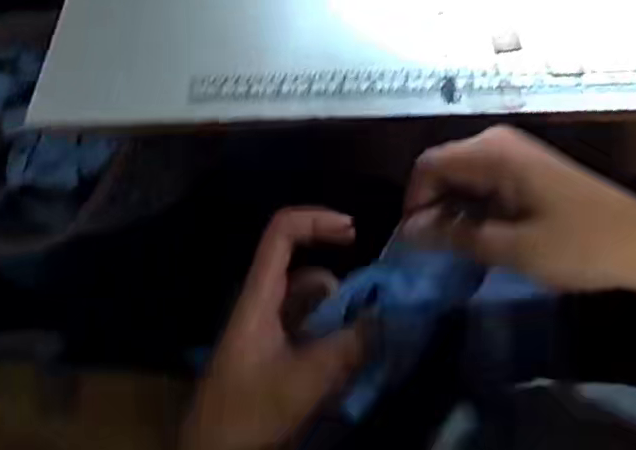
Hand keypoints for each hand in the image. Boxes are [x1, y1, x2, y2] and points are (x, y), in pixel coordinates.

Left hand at [181, 208, 366, 449]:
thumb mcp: (305, 382)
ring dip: (338, 315)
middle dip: (341, 283)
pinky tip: (346, 366)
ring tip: (360, 346)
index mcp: (260, 295)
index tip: (353, 232)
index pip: (283, 230)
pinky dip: (330, 337)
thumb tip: (388, 316)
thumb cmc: (247, 417)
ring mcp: (265, 331)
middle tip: (368, 307)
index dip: (318, 219)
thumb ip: (350, 346)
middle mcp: (262, 304)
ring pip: (309, 302)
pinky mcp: (270, 357)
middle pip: (305, 267)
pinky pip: (308, 330)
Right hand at [403, 125, 635, 309]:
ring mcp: (515, 151)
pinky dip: (474, 207)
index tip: (412, 246)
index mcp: (493, 151)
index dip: (413, 203)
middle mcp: (499, 141)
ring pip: (462, 175)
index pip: (428, 165)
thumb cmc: (579, 245)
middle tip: (433, 255)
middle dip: (431, 207)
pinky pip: (484, 181)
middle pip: (443, 167)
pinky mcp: (527, 167)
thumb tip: (409, 232)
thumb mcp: (513, 248)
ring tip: (456, 252)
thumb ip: (456, 235)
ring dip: (452, 210)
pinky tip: (483, 238)